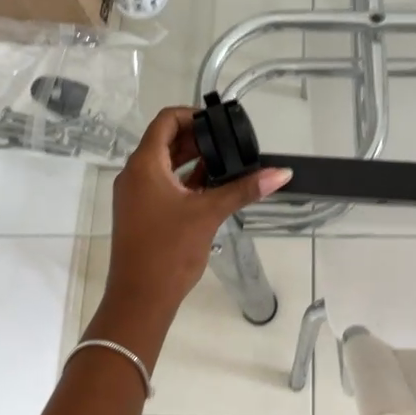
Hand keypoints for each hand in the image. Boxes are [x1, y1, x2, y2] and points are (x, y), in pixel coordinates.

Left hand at [101, 106, 292, 322]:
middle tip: (228, 142)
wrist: (140, 299)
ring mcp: (134, 195)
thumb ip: (244, 189)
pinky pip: (161, 183)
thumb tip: (281, 173)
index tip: (218, 122)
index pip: (165, 121)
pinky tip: (210, 186)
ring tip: (224, 162)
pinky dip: (183, 179)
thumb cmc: (170, 250)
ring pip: (163, 163)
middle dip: (196, 138)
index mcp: (144, 165)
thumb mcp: (209, 214)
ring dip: (190, 159)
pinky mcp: (139, 212)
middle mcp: (134, 174)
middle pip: (164, 140)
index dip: (192, 114)